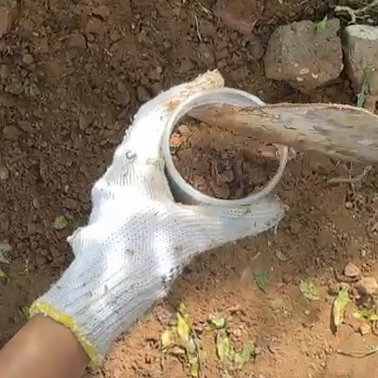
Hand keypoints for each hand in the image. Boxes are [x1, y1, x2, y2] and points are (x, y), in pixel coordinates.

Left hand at [32, 73, 284, 359]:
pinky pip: (142, 173)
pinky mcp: (116, 211)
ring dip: (170, 139)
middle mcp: (118, 170)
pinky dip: (165, 165)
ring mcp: (114, 191)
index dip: (185, 90)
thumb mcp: (194, 234)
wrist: (98, 297)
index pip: (157, 109)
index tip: (212, 81)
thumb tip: (279, 208)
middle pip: (148, 126)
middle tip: (211, 108)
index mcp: (133, 162)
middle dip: (180, 111)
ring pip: (143, 151)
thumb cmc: (140, 255)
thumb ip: (238, 220)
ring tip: (202, 139)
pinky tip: (183, 182)